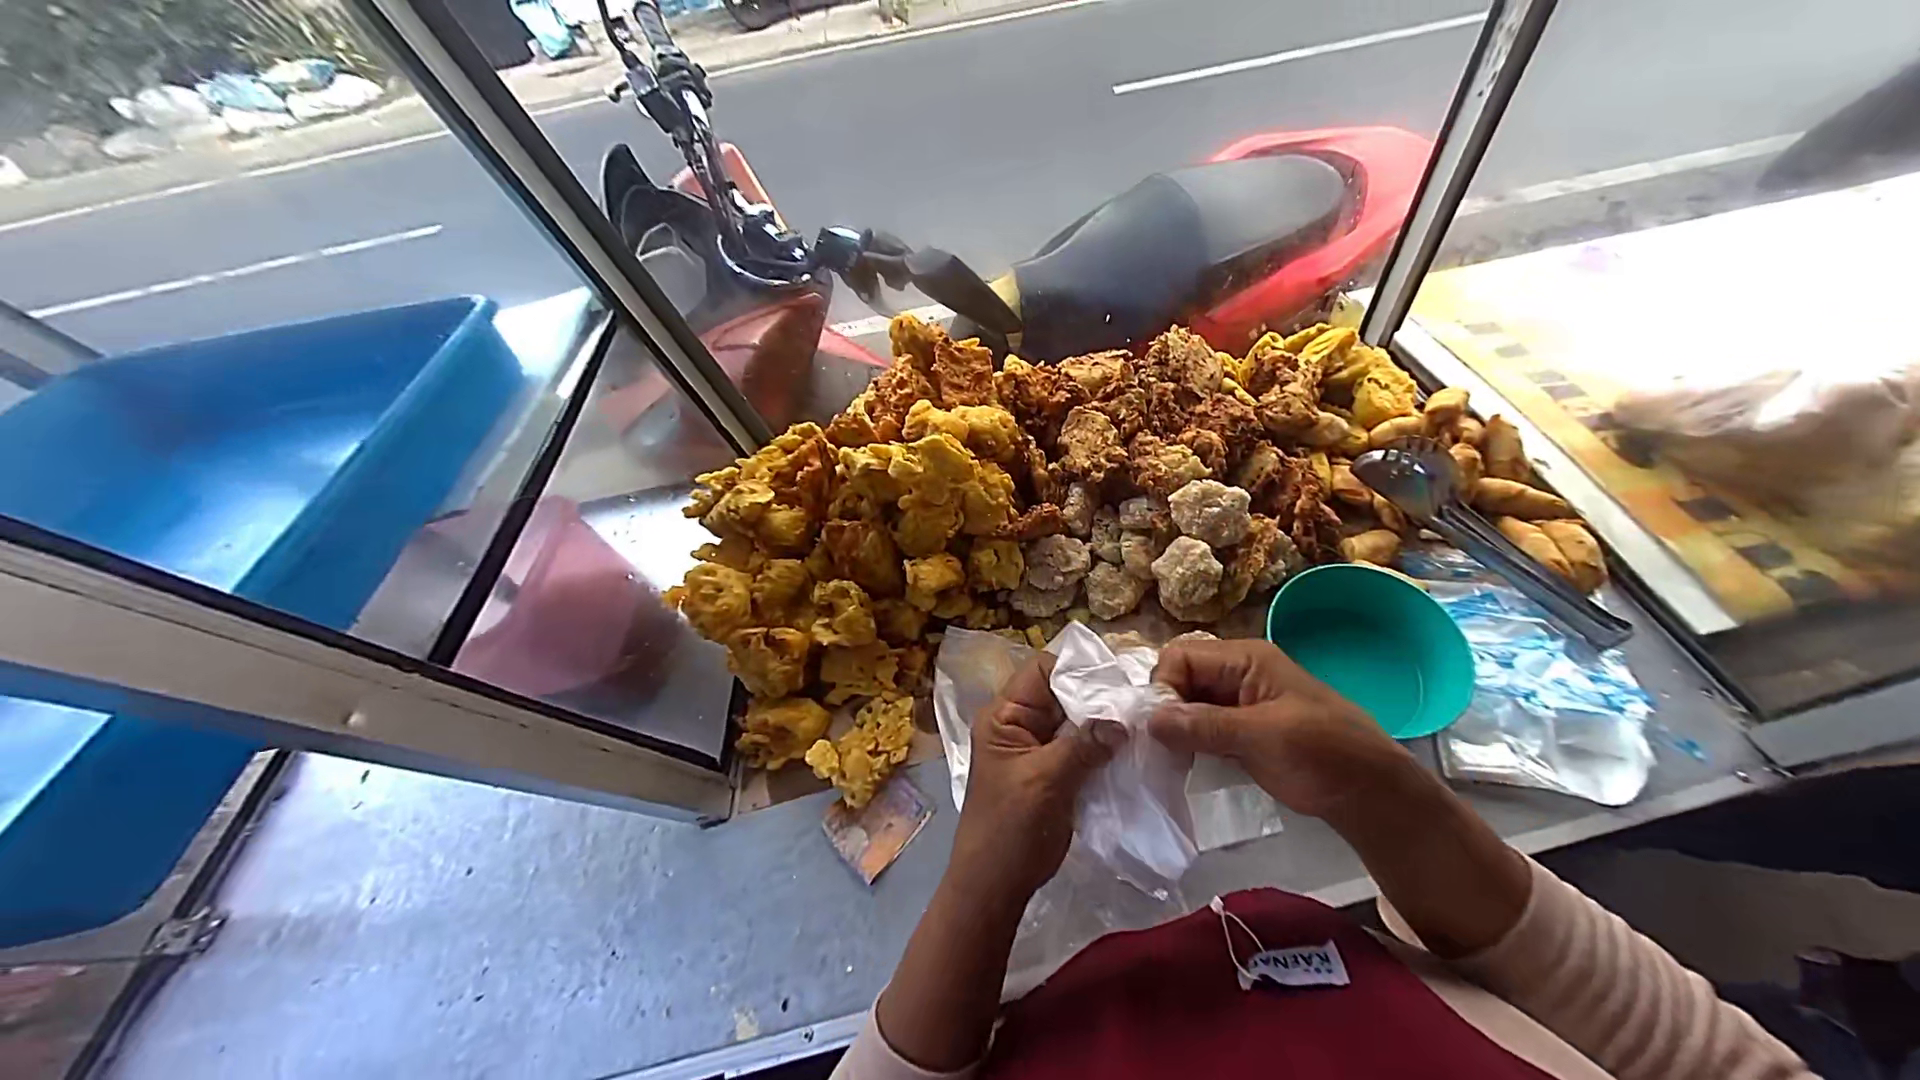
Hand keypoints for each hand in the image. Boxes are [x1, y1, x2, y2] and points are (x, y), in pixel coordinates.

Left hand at [948, 653, 1123, 907]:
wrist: (996, 885)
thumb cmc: (1010, 828)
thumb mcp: (1046, 780)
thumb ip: (1083, 745)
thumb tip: (1123, 721)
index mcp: (1004, 716)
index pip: (1041, 670)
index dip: (1076, 668)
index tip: (1116, 678)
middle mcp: (1018, 724)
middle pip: (1061, 693)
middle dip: (1097, 696)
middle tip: (1138, 701)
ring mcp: (1036, 749)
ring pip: (1074, 721)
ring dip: (1103, 723)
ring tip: (1141, 723)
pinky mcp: (1053, 772)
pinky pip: (1080, 748)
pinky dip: (1102, 747)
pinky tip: (1130, 749)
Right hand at [1149, 639, 1417, 822]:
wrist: (1371, 795)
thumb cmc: (1325, 755)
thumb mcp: (1264, 737)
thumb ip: (1205, 725)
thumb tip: (1150, 719)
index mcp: (1245, 659)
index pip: (1181, 656)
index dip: (1165, 686)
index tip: (1164, 726)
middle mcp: (1236, 673)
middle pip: (1180, 677)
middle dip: (1167, 707)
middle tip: (1167, 745)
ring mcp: (1238, 701)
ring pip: (1186, 703)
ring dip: (1175, 726)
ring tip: (1173, 756)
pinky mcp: (1239, 729)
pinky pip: (1200, 725)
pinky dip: (1188, 740)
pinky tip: (1186, 760)